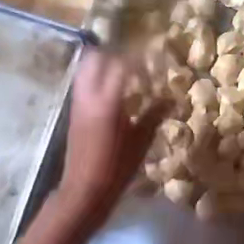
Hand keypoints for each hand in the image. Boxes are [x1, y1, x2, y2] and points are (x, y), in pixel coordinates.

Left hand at [58, 51, 159, 214]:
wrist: (84, 190)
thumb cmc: (116, 168)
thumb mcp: (141, 142)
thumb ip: (154, 114)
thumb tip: (171, 98)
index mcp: (107, 101)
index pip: (122, 64)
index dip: (139, 57)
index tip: (155, 55)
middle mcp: (88, 95)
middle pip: (96, 57)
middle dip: (116, 53)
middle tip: (136, 61)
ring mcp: (77, 101)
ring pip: (85, 67)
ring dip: (103, 63)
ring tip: (124, 72)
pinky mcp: (73, 110)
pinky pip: (82, 82)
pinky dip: (96, 76)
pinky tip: (113, 90)